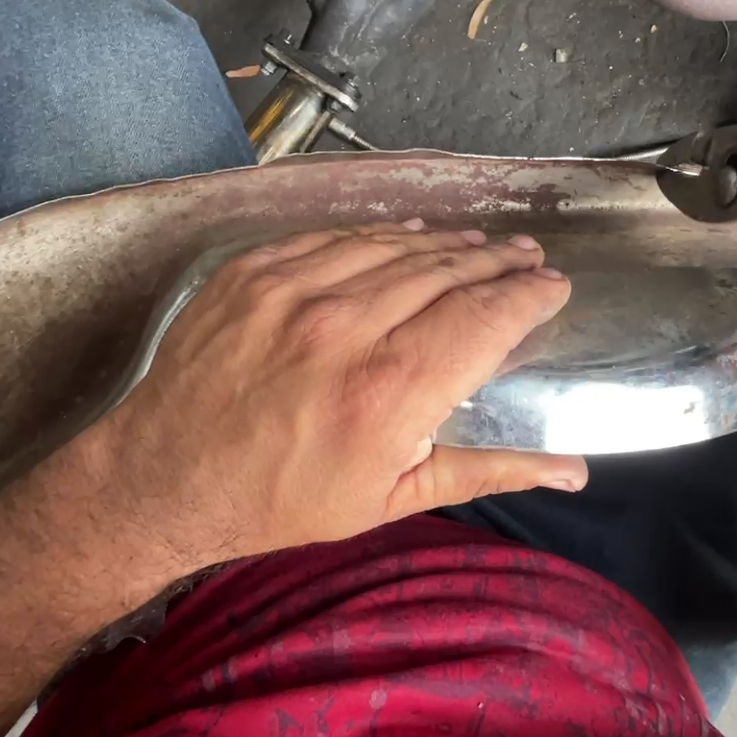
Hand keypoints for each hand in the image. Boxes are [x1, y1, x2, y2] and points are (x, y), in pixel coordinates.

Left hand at [80, 221, 584, 567]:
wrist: (165, 477)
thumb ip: (484, 472)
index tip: (552, 286)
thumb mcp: (387, 501)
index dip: (528, 295)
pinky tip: (409, 236)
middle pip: (446, 272)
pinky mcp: (254, 271)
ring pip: (395, 246)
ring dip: (448, 243)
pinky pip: (336, 238)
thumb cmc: (281, 500)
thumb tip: (571, 470)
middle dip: (498, 261)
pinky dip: (382, 235)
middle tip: (527, 257)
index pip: (483, 319)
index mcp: (386, 393)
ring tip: (482, 245)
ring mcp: (291, 290)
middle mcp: (344, 329)